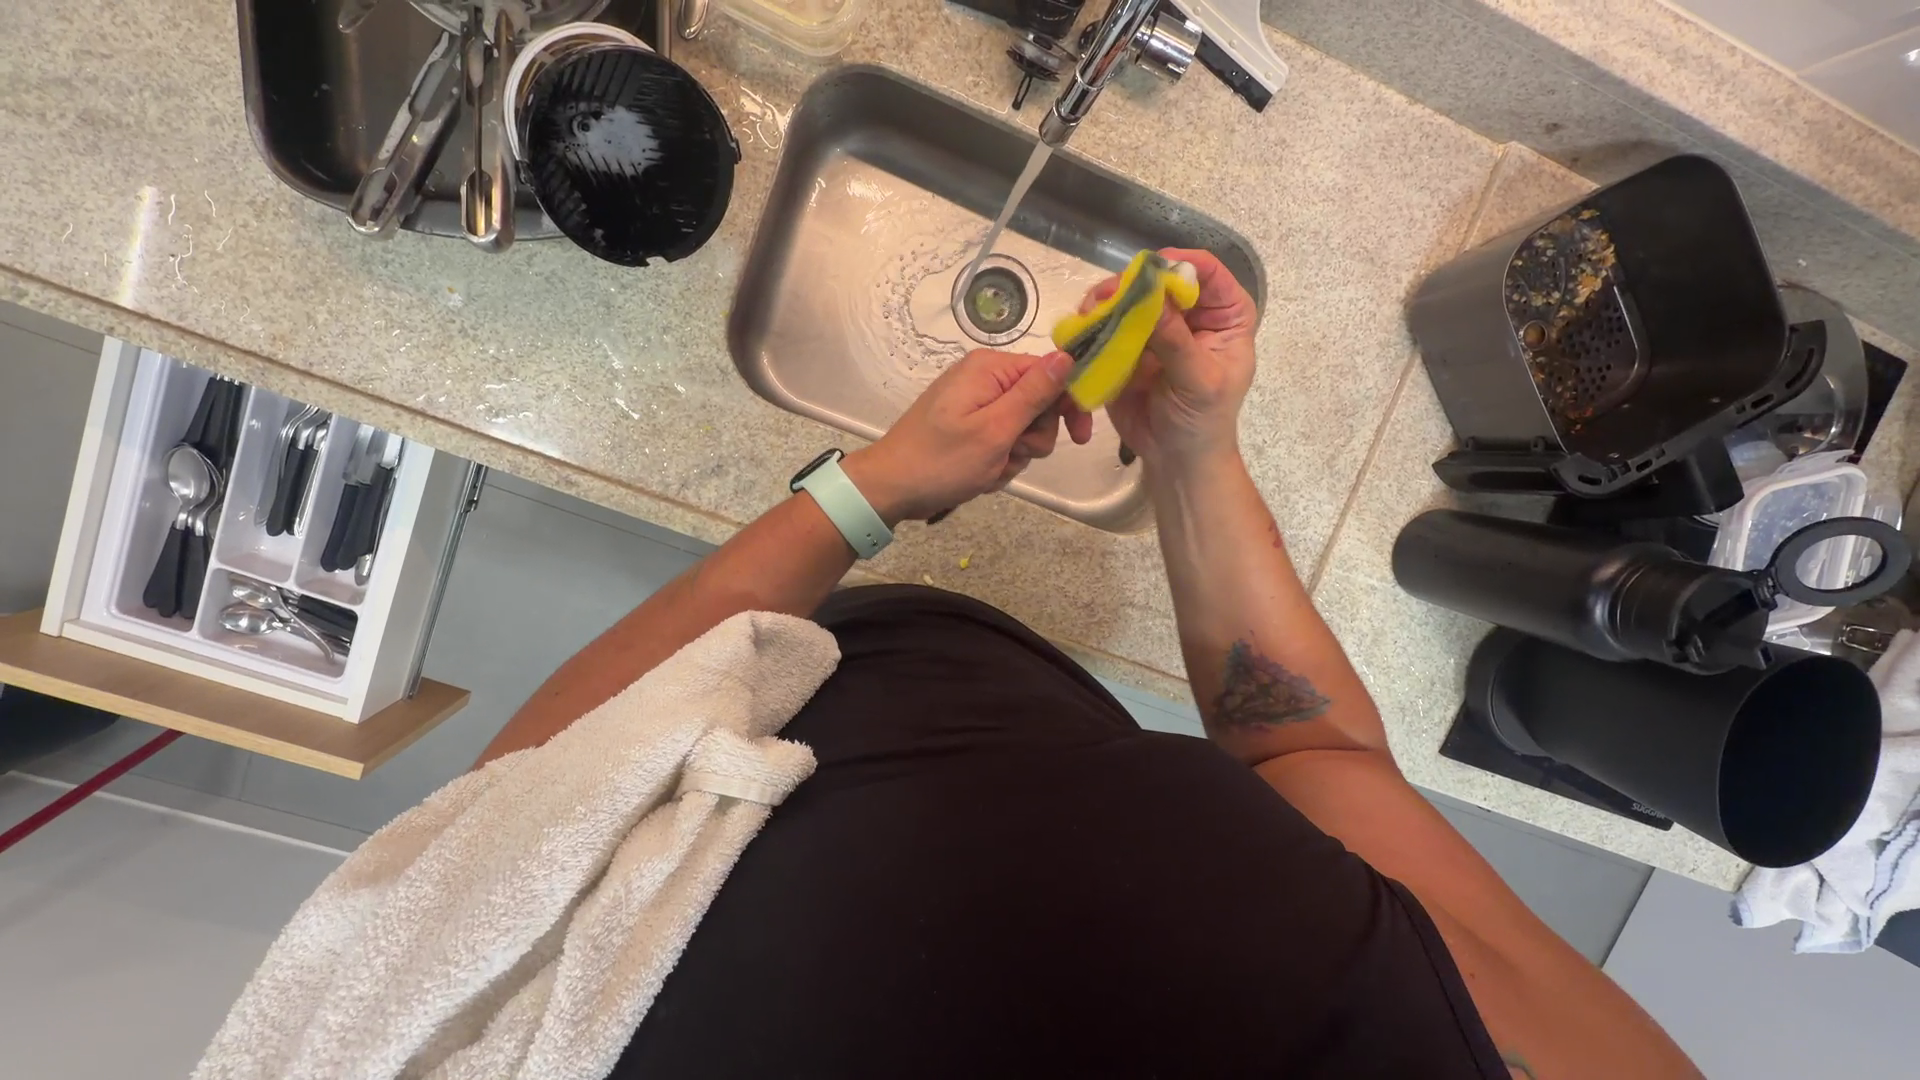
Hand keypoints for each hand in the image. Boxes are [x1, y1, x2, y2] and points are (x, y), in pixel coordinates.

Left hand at [844, 348, 1088, 523]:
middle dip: (1034, 437)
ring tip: (989, 469)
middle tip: (1011, 454)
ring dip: (1015, 455)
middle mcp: (984, 378)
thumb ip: (1034, 393)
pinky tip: (979, 474)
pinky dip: (998, 462)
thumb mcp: (995, 429)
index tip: (1080, 438)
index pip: (1051, 372)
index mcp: (991, 368)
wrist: (890, 489)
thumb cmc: (941, 461)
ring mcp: (975, 404)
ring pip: (1023, 429)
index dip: (1070, 404)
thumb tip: (1068, 356)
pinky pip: (1002, 441)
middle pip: (1040, 403)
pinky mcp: (968, 426)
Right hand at [1069, 247, 1257, 472]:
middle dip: (1133, 283)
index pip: (1206, 271)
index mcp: (1224, 314)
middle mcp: (1190, 313)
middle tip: (1107, 296)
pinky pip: (1109, 325)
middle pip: (1161, 279)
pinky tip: (1082, 329)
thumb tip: (1153, 295)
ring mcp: (1156, 327)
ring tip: (1089, 313)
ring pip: (1131, 298)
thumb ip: (1176, 340)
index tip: (1149, 274)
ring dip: (1107, 301)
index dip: (1178, 265)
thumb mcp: (1199, 381)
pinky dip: (1094, 323)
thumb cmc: (1202, 420)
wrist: (1175, 458)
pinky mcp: (1127, 346)